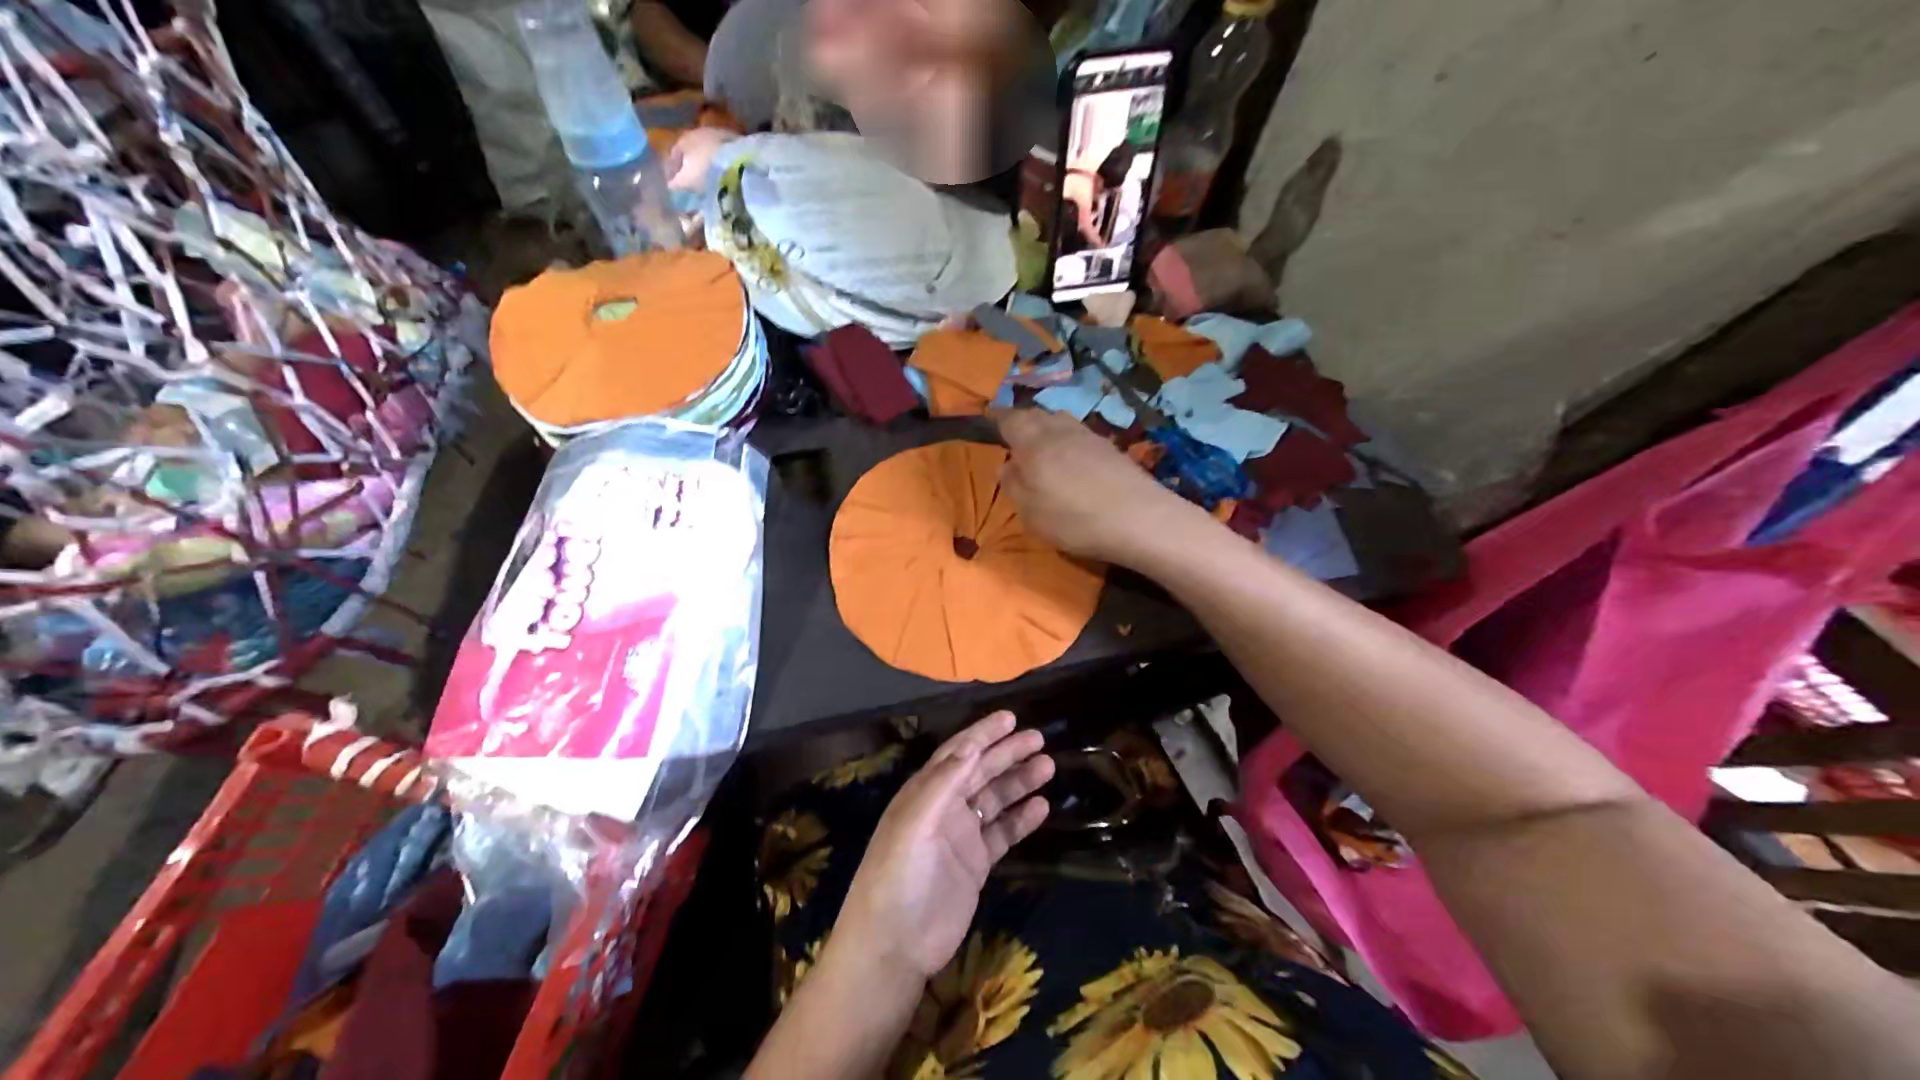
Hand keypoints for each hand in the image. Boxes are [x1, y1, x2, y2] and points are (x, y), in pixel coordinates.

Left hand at [830, 712, 1051, 980]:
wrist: (894, 946)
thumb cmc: (898, 878)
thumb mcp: (914, 824)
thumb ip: (942, 783)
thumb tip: (970, 745)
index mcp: (924, 793)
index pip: (958, 754)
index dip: (983, 734)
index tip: (1010, 718)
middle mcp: (943, 809)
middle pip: (980, 772)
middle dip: (1007, 754)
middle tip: (1039, 739)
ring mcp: (961, 836)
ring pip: (994, 800)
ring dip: (1019, 782)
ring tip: (1048, 767)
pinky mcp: (975, 864)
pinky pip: (1002, 833)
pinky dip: (1021, 819)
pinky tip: (1042, 807)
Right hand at [996, 408, 1210, 567]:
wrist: (1140, 519)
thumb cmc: (1074, 519)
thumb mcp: (1030, 512)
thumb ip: (1013, 485)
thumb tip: (1006, 466)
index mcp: (1033, 442)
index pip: (1010, 419)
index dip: (998, 418)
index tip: (989, 418)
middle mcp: (1060, 430)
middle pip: (1037, 415)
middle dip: (1023, 421)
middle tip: (1014, 435)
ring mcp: (1089, 436)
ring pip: (1061, 422)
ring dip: (1048, 429)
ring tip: (1042, 447)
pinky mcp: (1111, 448)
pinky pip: (1080, 436)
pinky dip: (1069, 441)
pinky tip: (1072, 460)